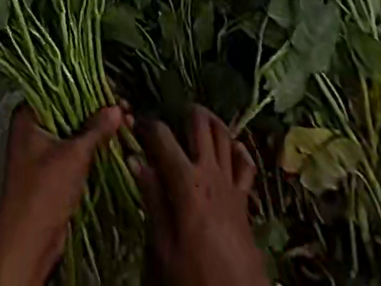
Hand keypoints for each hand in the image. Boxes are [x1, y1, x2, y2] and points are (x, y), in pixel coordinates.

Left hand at [0, 104, 128, 285]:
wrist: (28, 244)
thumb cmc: (43, 193)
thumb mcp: (74, 156)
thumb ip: (96, 129)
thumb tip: (116, 108)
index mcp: (28, 116)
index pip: (59, 87)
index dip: (87, 85)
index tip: (112, 88)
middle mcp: (32, 128)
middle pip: (68, 108)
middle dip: (97, 109)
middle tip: (124, 108)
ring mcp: (40, 150)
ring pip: (73, 129)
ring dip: (97, 128)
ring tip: (125, 123)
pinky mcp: (50, 170)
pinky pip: (73, 149)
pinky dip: (92, 146)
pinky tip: (113, 143)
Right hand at [132, 107, 268, 285]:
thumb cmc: (195, 275)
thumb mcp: (164, 244)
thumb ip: (152, 198)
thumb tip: (135, 161)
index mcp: (186, 182)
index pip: (163, 137)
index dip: (147, 124)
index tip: (135, 122)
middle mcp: (210, 173)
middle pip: (201, 124)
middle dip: (185, 110)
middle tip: (171, 111)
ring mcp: (231, 183)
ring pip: (225, 136)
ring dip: (211, 122)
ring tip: (197, 118)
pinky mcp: (245, 198)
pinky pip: (246, 164)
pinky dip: (238, 149)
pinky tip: (232, 146)